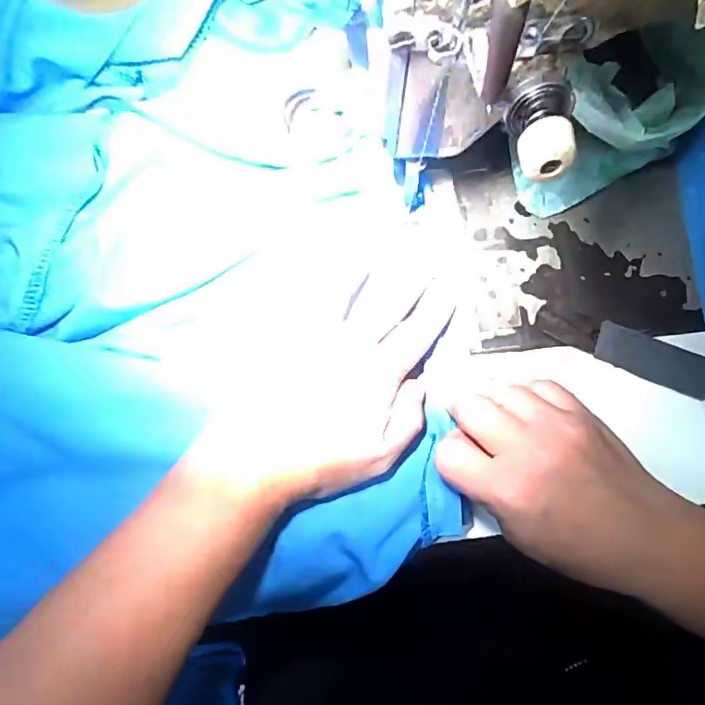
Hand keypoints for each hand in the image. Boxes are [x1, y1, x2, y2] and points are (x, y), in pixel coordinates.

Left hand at [184, 277, 452, 505]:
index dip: (436, 310)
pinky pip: (303, 298)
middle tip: (427, 252)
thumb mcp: (380, 457)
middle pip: (387, 304)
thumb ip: (409, 420)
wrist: (253, 460)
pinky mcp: (283, 336)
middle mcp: (351, 346)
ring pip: (345, 291)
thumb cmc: (321, 463)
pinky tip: (322, 260)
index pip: (416, 335)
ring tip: (379, 241)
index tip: (450, 287)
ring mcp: (314, 336)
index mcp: (379, 375)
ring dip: (365, 264)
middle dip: (411, 276)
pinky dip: (316, 277)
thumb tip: (420, 384)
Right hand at [433, 380, 701, 594]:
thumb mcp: (517, 535)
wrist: (642, 534)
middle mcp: (526, 447)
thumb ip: (485, 495)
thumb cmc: (577, 549)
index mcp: (507, 488)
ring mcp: (556, 423)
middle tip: (475, 438)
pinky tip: (530, 414)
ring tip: (502, 424)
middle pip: (469, 406)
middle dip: (462, 421)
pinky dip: (526, 396)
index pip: (448, 450)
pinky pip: (538, 384)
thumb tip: (467, 462)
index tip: (462, 466)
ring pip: (502, 388)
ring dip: (493, 405)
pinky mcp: (581, 411)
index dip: (448, 458)